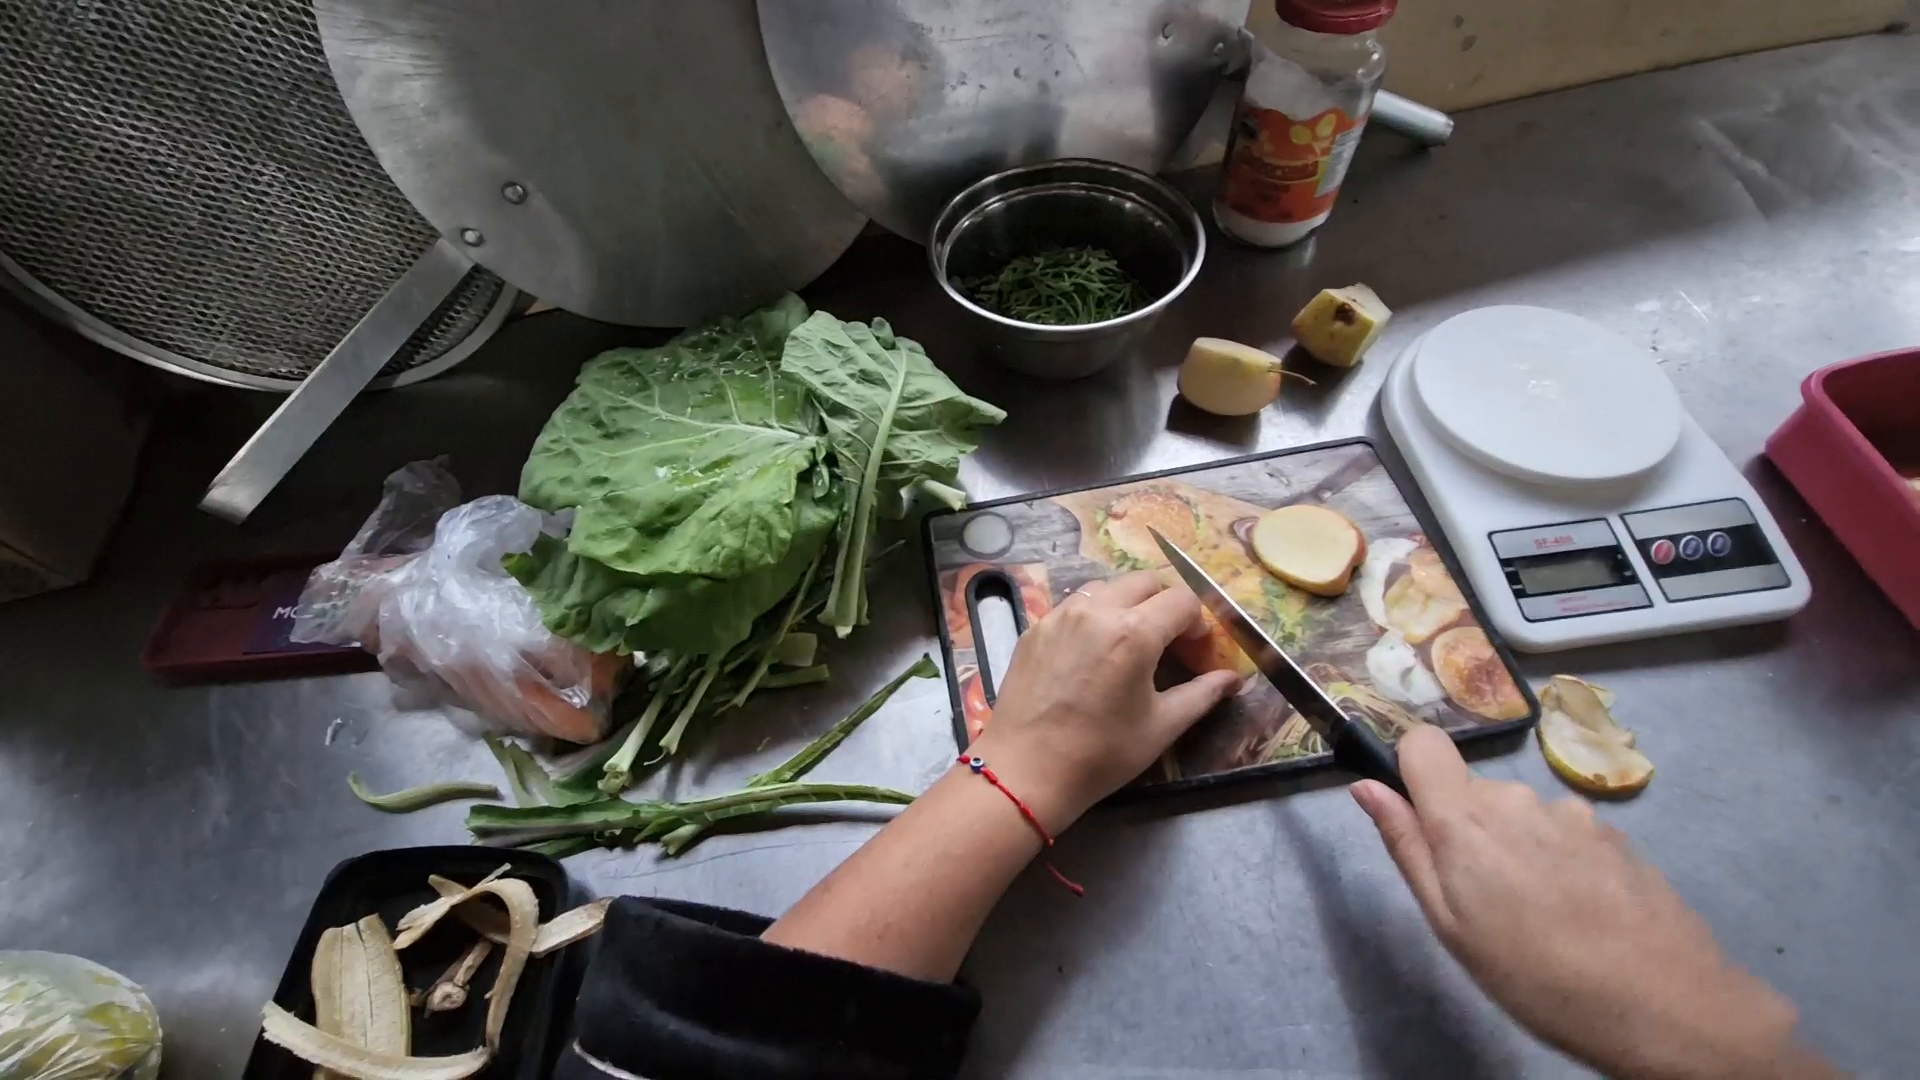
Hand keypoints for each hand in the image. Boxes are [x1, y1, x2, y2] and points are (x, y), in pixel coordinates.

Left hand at [969, 571, 1240, 831]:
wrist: (1024, 769)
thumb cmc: (1100, 753)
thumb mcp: (1161, 726)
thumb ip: (1201, 694)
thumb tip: (1232, 679)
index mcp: (1134, 631)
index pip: (1182, 600)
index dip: (1199, 623)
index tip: (1197, 653)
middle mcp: (1096, 610)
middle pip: (1144, 582)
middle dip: (1165, 604)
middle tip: (1170, 642)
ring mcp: (1059, 615)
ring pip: (1105, 587)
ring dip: (1128, 604)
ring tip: (1131, 643)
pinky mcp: (1034, 628)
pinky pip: (1073, 606)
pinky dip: (1094, 615)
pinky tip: (1093, 652)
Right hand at [1352, 726, 1834, 1079]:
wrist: (1677, 1014)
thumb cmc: (1537, 974)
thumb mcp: (1448, 922)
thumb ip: (1405, 844)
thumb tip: (1365, 787)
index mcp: (1463, 816)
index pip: (1422, 742)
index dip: (1412, 766)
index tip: (1420, 811)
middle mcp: (1515, 799)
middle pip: (1471, 789)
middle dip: (1468, 826)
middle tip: (1486, 893)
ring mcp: (1572, 814)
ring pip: (1520, 813)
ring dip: (1518, 844)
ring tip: (1542, 909)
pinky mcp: (1617, 835)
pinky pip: (1565, 832)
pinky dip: (1561, 858)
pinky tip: (1584, 911)